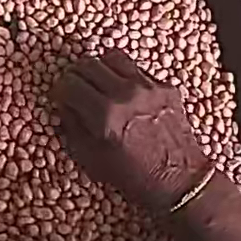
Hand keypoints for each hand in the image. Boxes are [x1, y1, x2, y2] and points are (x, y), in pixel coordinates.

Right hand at [55, 49, 209, 214]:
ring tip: (100, 86)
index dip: (60, 91)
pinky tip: (125, 96)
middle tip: (77, 90)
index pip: (69, 83)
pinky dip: (125, 78)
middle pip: (88, 64)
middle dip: (77, 76)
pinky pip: (137, 70)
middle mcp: (127, 95)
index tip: (62, 98)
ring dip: (101, 69)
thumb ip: (72, 127)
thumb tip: (65, 105)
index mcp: (105, 115)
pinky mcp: (166, 87)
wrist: (179, 181)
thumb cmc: (134, 177)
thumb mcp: (91, 160)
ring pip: (113, 58)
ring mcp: (149, 88)